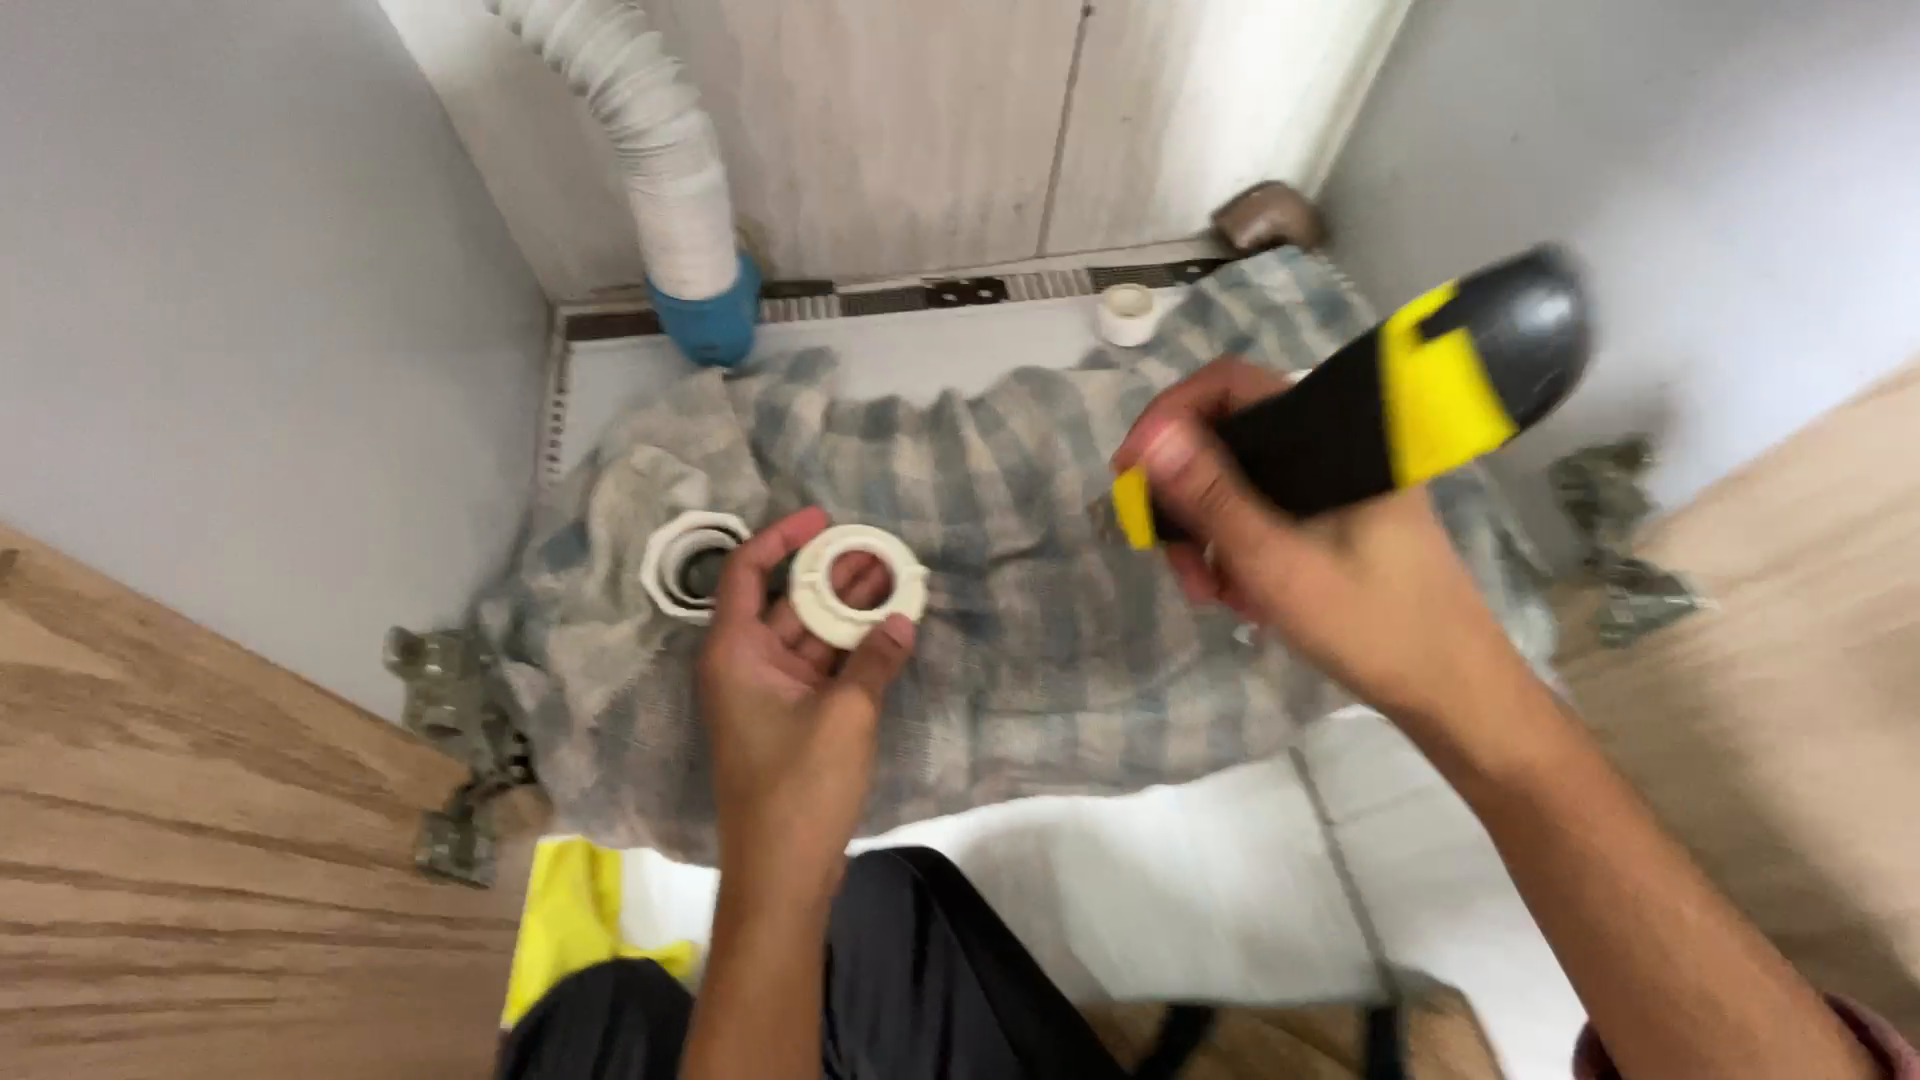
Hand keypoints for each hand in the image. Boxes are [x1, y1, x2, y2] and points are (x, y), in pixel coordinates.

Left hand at [696, 507, 916, 906]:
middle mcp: (744, 664)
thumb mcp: (846, 715)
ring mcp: (766, 693)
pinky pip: (819, 667)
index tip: (825, 518)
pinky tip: (887, 631)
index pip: (745, 571)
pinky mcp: (789, 719)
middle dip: (833, 574)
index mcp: (734, 652)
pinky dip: (849, 649)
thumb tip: (903, 621)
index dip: (782, 537)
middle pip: (786, 601)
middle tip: (881, 550)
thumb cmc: (800, 787)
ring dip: (847, 611)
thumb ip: (876, 660)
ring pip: (808, 634)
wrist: (781, 875)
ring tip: (894, 579)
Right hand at [1111, 358, 1530, 728]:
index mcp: (1333, 438)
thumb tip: (1150, 437)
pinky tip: (1239, 598)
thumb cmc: (1372, 625)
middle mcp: (1332, 449)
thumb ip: (1212, 496)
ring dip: (1206, 536)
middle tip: (1170, 558)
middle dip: (1184, 499)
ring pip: (1238, 486)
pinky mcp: (1332, 519)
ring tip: (1211, 595)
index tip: (1130, 471)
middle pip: (1227, 442)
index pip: (1230, 386)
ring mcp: (1333, 486)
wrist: (1452, 692)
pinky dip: (1235, 552)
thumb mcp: (1276, 562)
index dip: (1168, 416)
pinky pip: (1261, 516)